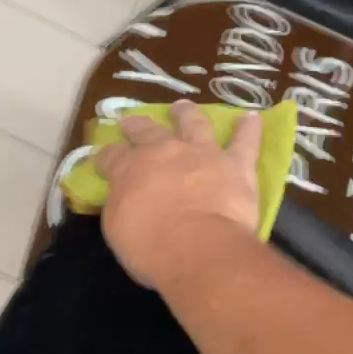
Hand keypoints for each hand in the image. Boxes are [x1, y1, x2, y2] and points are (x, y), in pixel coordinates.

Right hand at [93, 100, 262, 288]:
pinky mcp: (236, 165)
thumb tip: (121, 194)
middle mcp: (165, 151)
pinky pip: (244, 142)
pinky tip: (250, 118)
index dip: (105, 157)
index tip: (102, 160)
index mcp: (130, 168)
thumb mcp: (117, 228)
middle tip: (131, 121)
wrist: (199, 247)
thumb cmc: (149, 246)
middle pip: (147, 131)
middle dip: (137, 126)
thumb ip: (119, 204)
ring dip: (187, 113)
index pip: (112, 156)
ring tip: (182, 106)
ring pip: (193, 124)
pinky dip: (248, 130)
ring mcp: (202, 154)